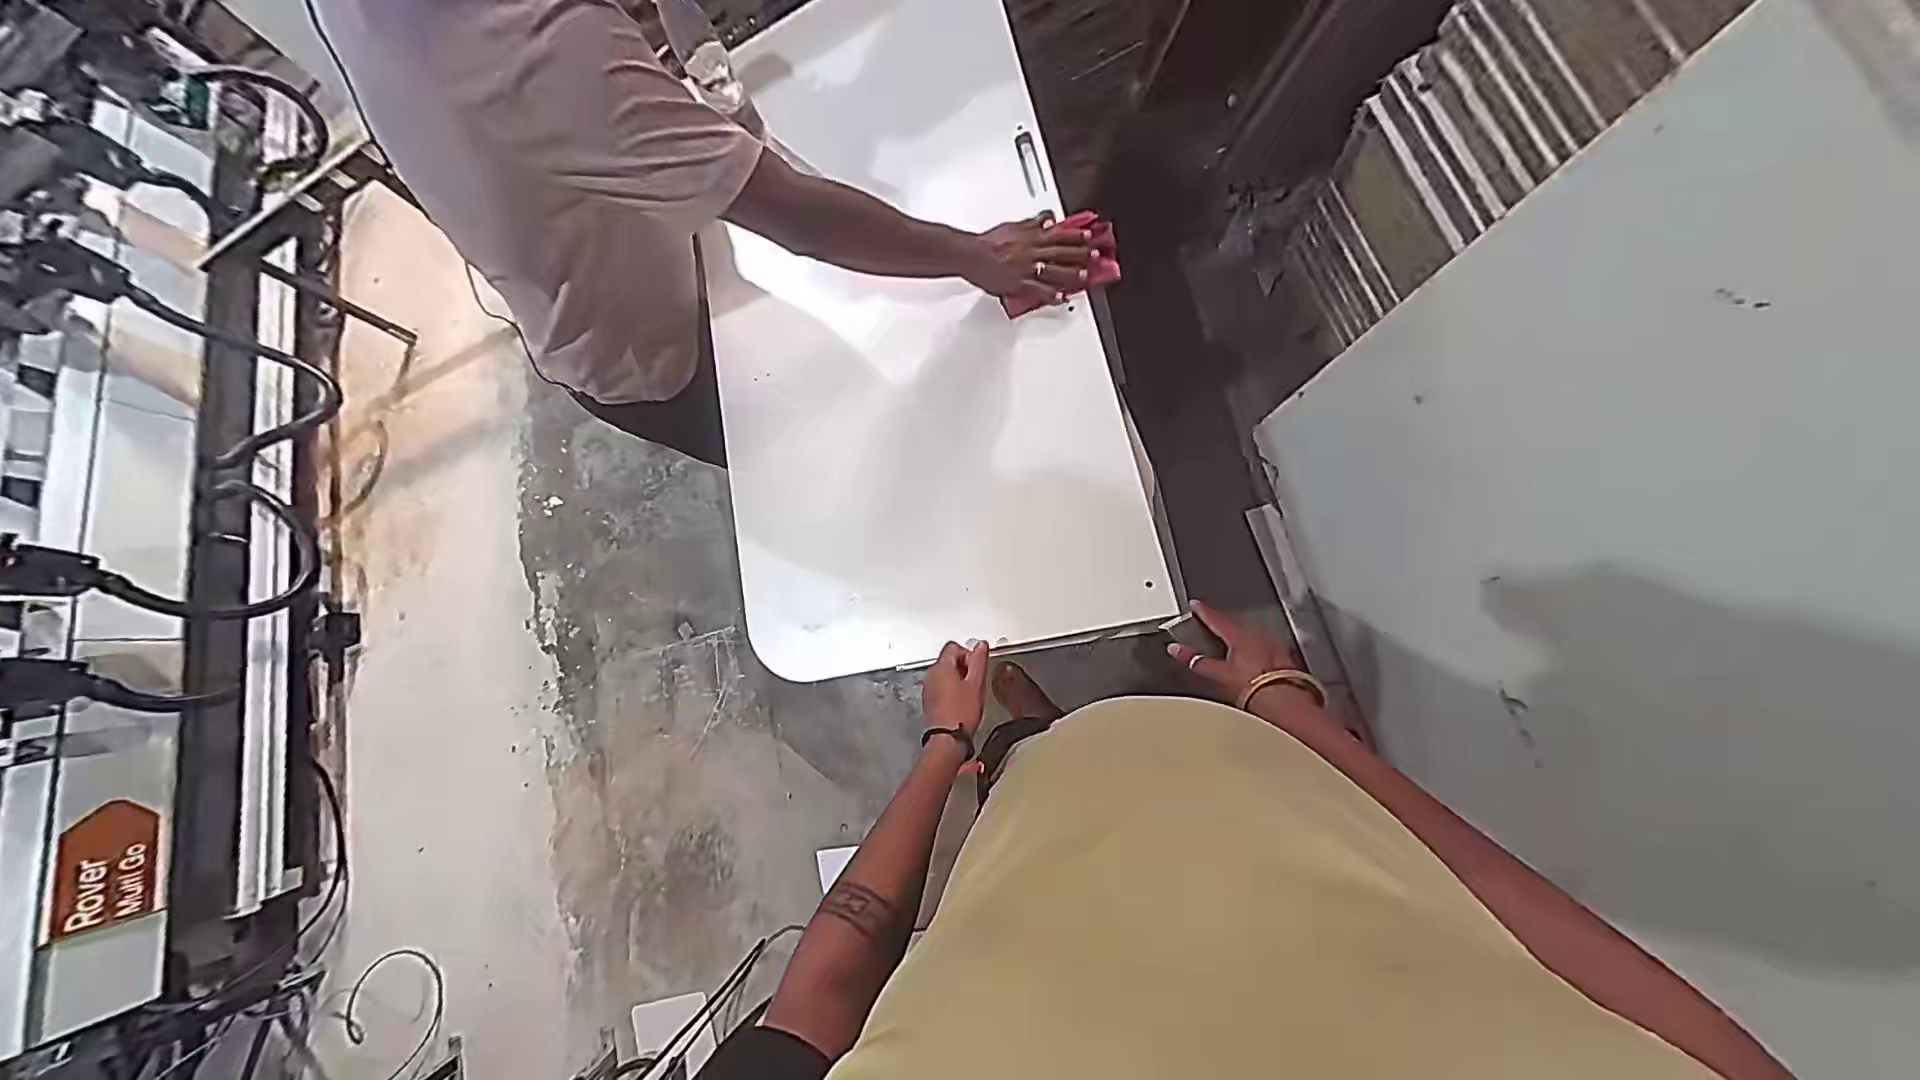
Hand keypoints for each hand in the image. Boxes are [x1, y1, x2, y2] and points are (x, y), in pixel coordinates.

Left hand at [923, 640, 989, 740]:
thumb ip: (979, 661)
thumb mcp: (976, 684)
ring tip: (968, 694)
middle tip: (974, 682)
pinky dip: (950, 690)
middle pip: (948, 659)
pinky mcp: (929, 700)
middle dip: (963, 667)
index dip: (968, 654)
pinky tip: (960, 703)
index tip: (976, 668)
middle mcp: (931, 675)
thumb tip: (981, 646)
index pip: (954, 647)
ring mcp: (928, 688)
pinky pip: (940, 687)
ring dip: (957, 679)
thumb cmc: (960, 714)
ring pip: (945, 674)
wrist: (947, 739)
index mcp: (941, 667)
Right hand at [962, 213, 1093, 308]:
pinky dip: (1052, 295)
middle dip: (1080, 254)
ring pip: (1055, 271)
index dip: (1075, 236)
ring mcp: (1027, 270)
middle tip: (1095, 256)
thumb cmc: (988, 243)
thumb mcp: (1012, 226)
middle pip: (1061, 253)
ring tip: (1086, 277)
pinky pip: (1039, 291)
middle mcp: (1032, 253)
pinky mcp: (1019, 285)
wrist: (971, 255)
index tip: (1088, 237)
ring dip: (1072, 274)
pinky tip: (1062, 299)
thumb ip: (1032, 223)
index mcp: (1030, 238)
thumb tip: (1047, 218)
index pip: (1058, 235)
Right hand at [1166, 600, 1307, 707]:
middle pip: (1236, 624)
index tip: (1196, 605)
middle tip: (1211, 625)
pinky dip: (1257, 651)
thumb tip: (1176, 649)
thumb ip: (1194, 660)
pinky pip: (1267, 648)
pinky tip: (1254, 662)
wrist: (1286, 705)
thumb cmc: (1255, 688)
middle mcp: (1259, 636)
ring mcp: (1275, 646)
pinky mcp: (1287, 659)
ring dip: (1241, 638)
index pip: (1216, 618)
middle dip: (1223, 624)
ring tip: (1231, 647)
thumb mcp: (1217, 674)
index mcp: (1240, 635)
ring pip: (1253, 635)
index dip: (1204, 611)